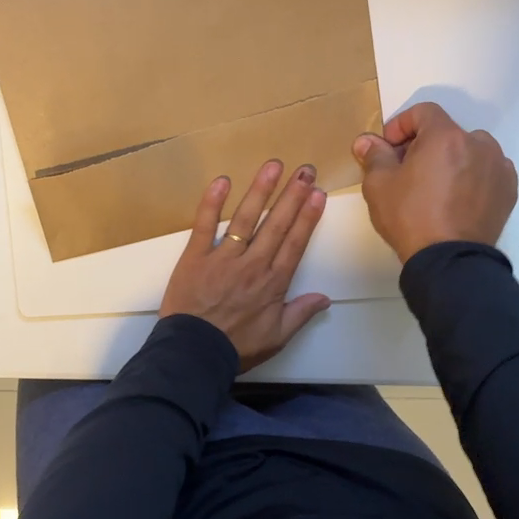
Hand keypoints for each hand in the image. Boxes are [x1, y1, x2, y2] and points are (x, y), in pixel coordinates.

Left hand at [160, 160, 331, 371]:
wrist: (194, 352)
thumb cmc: (235, 347)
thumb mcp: (276, 338)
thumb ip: (300, 314)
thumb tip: (324, 299)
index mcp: (273, 283)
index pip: (295, 243)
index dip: (307, 216)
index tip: (317, 193)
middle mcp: (252, 264)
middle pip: (276, 224)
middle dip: (292, 195)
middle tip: (304, 170)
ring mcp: (223, 258)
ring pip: (246, 218)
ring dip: (260, 190)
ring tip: (273, 166)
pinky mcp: (195, 257)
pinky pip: (205, 225)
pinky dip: (212, 202)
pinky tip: (222, 181)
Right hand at [353, 102, 517, 261]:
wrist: (449, 259)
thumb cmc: (410, 217)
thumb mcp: (379, 186)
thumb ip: (374, 156)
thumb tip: (366, 141)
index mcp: (445, 136)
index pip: (423, 111)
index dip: (401, 125)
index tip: (388, 148)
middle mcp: (478, 143)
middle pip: (447, 132)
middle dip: (424, 146)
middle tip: (407, 171)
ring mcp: (498, 166)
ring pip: (470, 150)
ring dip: (451, 160)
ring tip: (434, 187)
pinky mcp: (508, 189)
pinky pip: (486, 171)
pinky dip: (471, 177)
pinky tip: (456, 200)